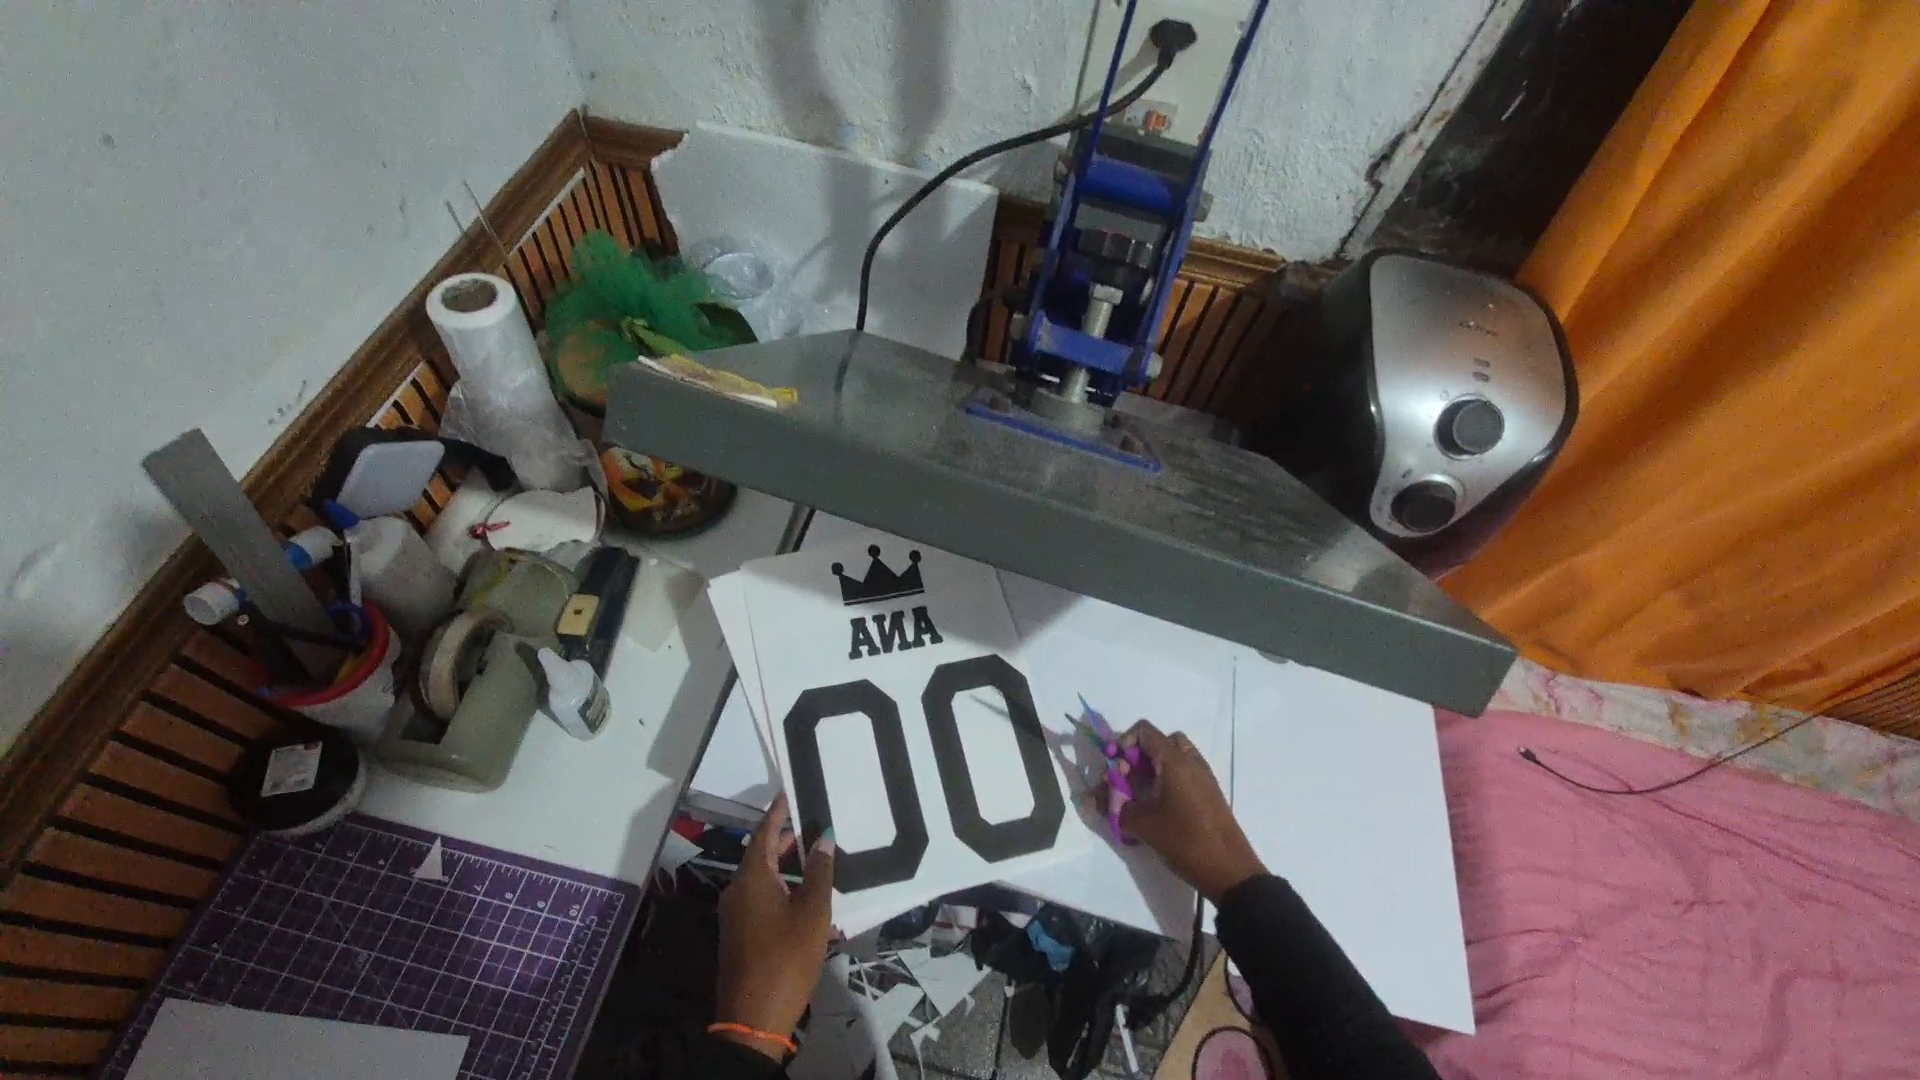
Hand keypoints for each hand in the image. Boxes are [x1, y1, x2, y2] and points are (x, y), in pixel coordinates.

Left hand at [714, 793, 835, 1059]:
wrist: (754, 1018)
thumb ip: (819, 871)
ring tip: (813, 857)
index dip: (778, 812)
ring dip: (785, 866)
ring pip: (762, 878)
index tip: (788, 793)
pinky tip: (805, 897)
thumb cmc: (786, 957)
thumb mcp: (812, 911)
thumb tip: (823, 837)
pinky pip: (760, 898)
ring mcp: (735, 914)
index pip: (764, 833)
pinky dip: (781, 888)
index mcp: (752, 877)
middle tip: (810, 824)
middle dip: (785, 838)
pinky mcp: (739, 934)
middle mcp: (737, 890)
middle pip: (761, 854)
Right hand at [1097, 721, 1265, 901]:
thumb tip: (1092, 799)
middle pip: (1160, 741)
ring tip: (1140, 793)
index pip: (1144, 731)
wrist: (1230, 871)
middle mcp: (1191, 761)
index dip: (1123, 743)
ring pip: (1174, 756)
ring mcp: (1203, 777)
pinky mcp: (1209, 793)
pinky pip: (1184, 772)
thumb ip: (1114, 807)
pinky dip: (1167, 778)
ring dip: (1153, 767)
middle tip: (1127, 780)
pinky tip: (1157, 806)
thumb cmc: (1185, 840)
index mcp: (1175, 761)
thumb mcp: (1143, 824)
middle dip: (1138, 755)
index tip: (1115, 768)